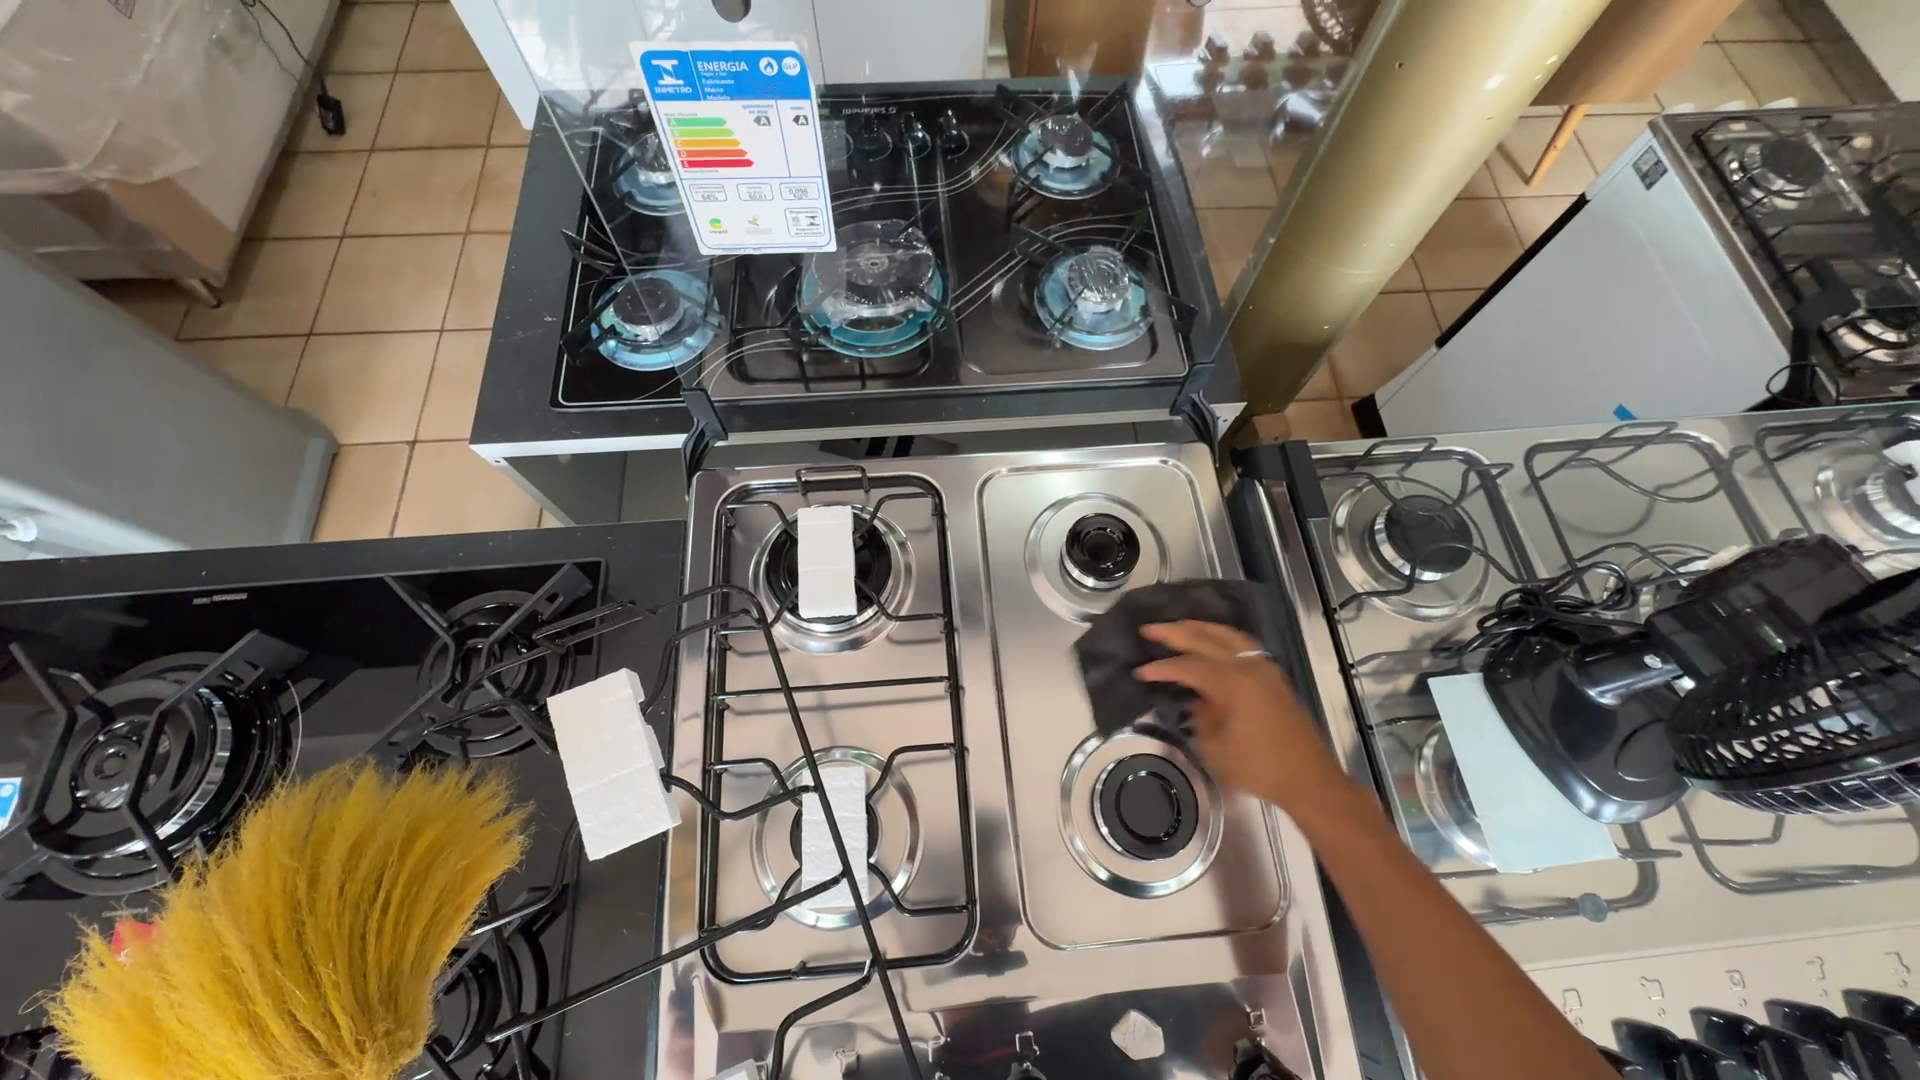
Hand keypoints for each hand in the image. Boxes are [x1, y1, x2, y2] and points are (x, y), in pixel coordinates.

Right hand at [1134, 621, 1347, 809]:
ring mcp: (1265, 669)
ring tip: (1178, 626)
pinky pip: (1243, 645)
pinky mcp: (1274, 677)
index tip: (1140, 672)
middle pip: (1207, 639)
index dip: (1162, 668)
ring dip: (1201, 629)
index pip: (1189, 667)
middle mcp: (1249, 668)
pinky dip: (1222, 637)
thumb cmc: (1260, 768)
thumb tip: (1197, 701)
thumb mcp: (1217, 749)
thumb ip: (1201, 717)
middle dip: (1175, 633)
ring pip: (1228, 636)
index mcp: (1233, 683)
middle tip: (1149, 628)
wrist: (1309, 779)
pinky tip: (1211, 641)